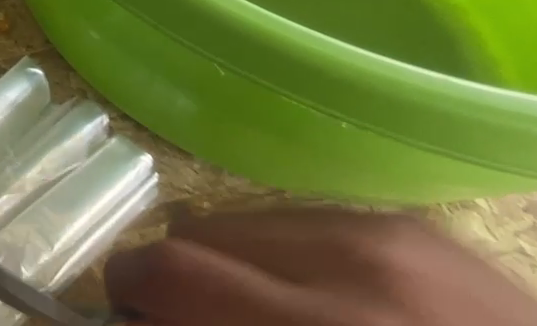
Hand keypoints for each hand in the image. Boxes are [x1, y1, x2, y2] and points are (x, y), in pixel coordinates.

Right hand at [104, 208, 536, 325]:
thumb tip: (136, 320)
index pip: (170, 270)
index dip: (129, 290)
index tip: (130, 314)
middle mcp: (355, 264)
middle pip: (195, 234)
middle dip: (182, 281)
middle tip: (198, 319)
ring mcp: (386, 232)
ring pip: (240, 221)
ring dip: (234, 267)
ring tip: (271, 314)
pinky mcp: (407, 223)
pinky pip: (298, 221)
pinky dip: (286, 258)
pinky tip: (325, 302)